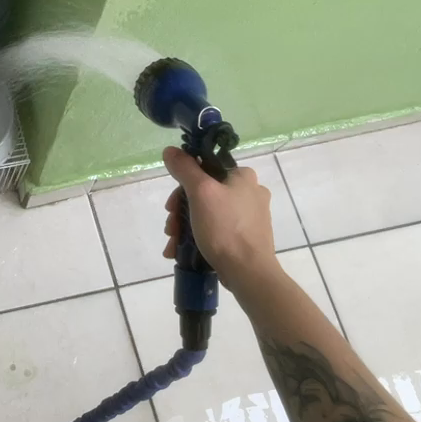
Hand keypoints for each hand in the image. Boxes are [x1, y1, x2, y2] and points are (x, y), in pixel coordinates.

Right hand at [162, 146, 278, 286]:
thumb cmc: (225, 228)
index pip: (204, 170)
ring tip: (174, 244)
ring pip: (208, 213)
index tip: (170, 206)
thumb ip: (184, 169)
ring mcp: (250, 216)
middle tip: (170, 229)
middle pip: (203, 194)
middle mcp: (250, 192)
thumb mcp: (200, 193)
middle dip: (180, 212)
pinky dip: (198, 237)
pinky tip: (183, 251)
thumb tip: (170, 150)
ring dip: (185, 227)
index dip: (182, 186)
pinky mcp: (247, 236)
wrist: (248, 271)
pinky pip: (217, 230)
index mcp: (242, 176)